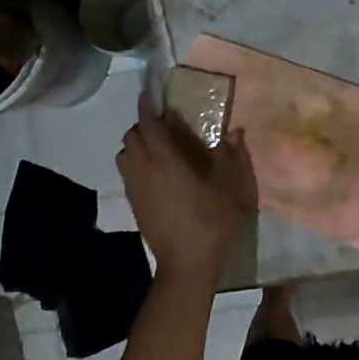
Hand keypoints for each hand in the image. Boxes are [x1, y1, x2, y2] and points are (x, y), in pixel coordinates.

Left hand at [117, 93, 257, 284]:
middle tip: (160, 124)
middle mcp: (144, 170)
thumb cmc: (210, 222)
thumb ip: (232, 157)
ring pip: (124, 155)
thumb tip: (234, 132)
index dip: (146, 108)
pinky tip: (154, 172)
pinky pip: (127, 173)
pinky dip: (134, 163)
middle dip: (142, 125)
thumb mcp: (231, 189)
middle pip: (131, 137)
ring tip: (155, 147)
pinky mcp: (133, 204)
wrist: (186, 264)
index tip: (149, 95)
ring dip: (135, 144)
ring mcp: (135, 188)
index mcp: (165, 161)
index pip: (148, 125)